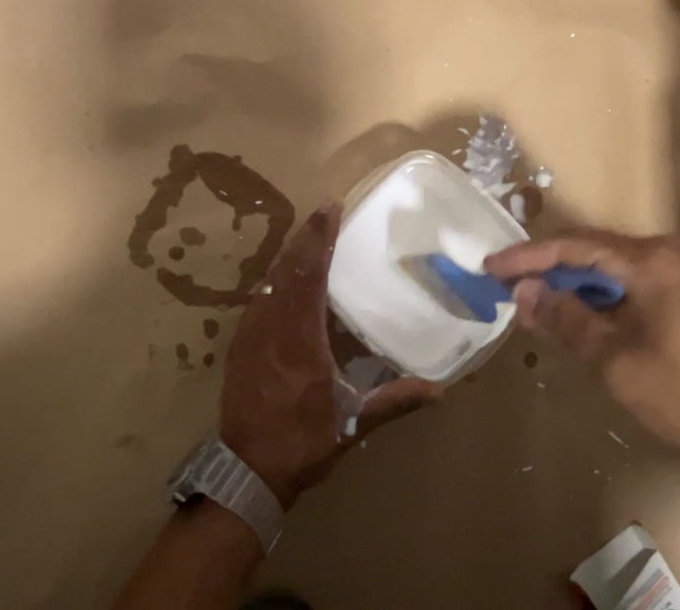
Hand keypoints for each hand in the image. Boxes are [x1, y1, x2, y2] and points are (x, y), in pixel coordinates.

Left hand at [220, 204, 440, 506]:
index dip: (320, 238)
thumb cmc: (302, 443)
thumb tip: (439, 390)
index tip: (332, 207)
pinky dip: (277, 279)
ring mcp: (250, 334)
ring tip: (310, 237)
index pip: (309, 273)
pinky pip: (260, 299)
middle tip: (325, 211)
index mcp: (300, 337)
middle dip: (306, 236)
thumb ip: (394, 401)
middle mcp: (271, 326)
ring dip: (290, 256)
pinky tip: (287, 279)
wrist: (246, 471)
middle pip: (287, 268)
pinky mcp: (240, 345)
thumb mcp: (353, 423)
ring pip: (270, 281)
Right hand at [485, 230, 679, 460]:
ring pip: (605, 268)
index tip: (490, 267)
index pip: (573, 248)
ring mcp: (674, 274)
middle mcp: (661, 254)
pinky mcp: (679, 296)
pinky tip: (570, 314)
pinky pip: (624, 283)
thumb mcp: (615, 360)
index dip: (528, 257)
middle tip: (502, 282)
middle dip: (544, 267)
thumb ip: (567, 319)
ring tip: (527, 299)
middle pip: (588, 251)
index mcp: (647, 260)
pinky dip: (593, 297)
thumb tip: (524, 291)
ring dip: (567, 283)